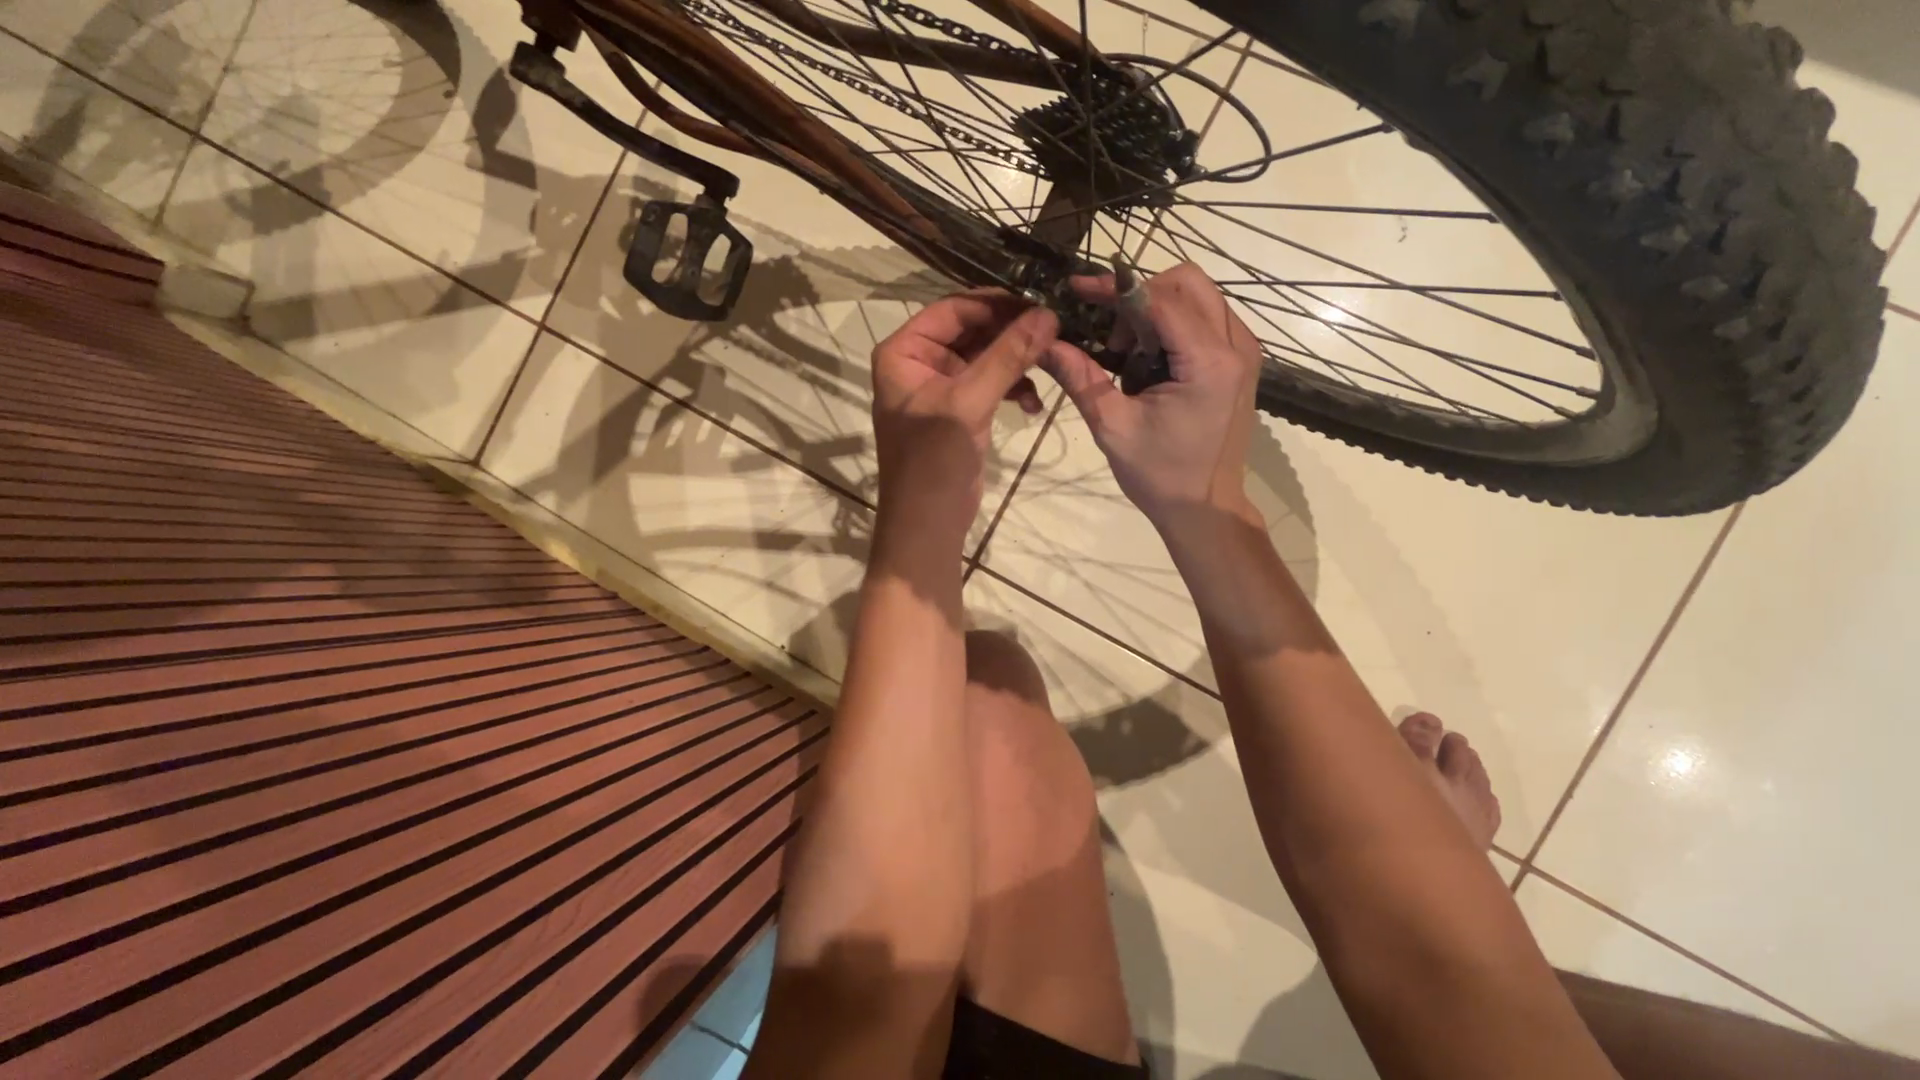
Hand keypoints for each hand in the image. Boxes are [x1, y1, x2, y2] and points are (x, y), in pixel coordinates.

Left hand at [870, 290, 1055, 546]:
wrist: (927, 525)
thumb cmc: (934, 461)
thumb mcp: (969, 402)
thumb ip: (1007, 356)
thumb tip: (1047, 314)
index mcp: (904, 352)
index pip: (953, 310)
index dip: (996, 305)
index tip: (1040, 303)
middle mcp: (918, 363)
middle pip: (972, 331)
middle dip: (1012, 335)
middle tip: (1054, 333)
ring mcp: (939, 388)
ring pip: (986, 357)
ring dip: (1016, 363)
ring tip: (1049, 366)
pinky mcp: (960, 411)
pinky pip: (990, 384)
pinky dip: (1013, 389)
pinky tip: (1034, 403)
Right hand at [1040, 262, 1264, 530]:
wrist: (1206, 509)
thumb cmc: (1159, 475)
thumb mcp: (1113, 427)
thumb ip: (1081, 377)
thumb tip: (1045, 342)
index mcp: (1208, 363)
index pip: (1160, 299)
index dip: (1115, 288)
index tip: (1077, 290)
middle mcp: (1236, 346)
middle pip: (1187, 282)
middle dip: (1140, 296)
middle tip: (1112, 338)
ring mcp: (1245, 351)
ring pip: (1200, 295)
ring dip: (1158, 309)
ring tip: (1129, 354)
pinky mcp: (1242, 361)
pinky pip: (1208, 318)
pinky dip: (1175, 324)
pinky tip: (1152, 361)